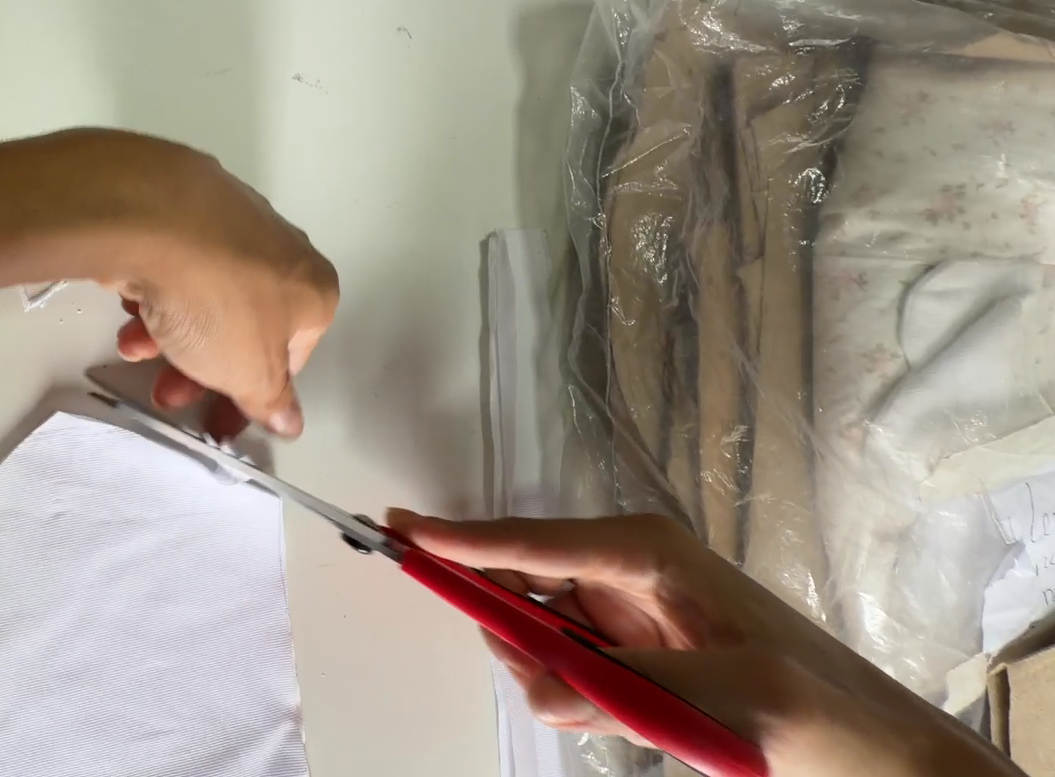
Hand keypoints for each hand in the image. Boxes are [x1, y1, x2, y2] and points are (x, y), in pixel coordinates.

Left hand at [94, 137, 337, 438]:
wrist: (151, 218)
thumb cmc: (216, 303)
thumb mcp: (248, 372)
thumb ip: (270, 400)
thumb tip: (289, 420)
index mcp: (313, 288)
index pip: (292, 357)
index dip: (250, 395)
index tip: (216, 419)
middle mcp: (280, 247)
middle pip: (241, 327)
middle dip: (200, 369)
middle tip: (164, 393)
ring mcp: (231, 219)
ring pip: (204, 295)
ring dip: (168, 334)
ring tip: (133, 346)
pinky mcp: (184, 201)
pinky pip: (176, 261)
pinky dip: (155, 290)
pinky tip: (129, 304)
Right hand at [385, 511, 1021, 776]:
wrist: (884, 758)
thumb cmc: (819, 709)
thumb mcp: (728, 697)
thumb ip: (619, 683)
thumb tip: (531, 681)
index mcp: (638, 548)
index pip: (527, 541)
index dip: (458, 538)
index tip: (398, 528)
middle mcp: (616, 563)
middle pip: (519, 583)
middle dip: (516, 631)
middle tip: (560, 682)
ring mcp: (615, 601)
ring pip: (534, 627)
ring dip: (555, 673)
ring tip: (625, 710)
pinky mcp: (618, 638)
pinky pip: (560, 658)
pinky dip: (573, 689)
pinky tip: (623, 710)